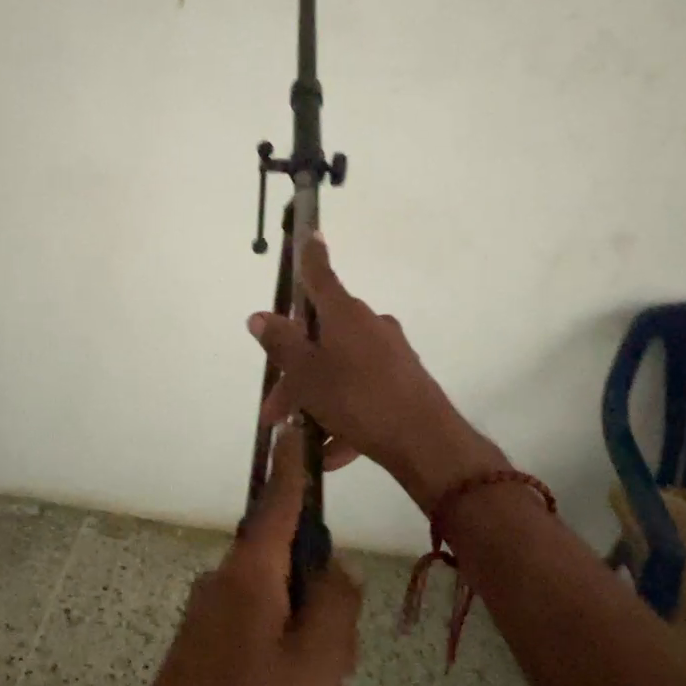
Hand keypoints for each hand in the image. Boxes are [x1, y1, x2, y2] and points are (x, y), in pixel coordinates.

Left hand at [68, 428, 361, 685]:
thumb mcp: (315, 661)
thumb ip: (337, 606)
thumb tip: (337, 573)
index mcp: (251, 575)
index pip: (279, 504)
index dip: (293, 467)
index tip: (293, 425)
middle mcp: (230, 589)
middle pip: (297, 578)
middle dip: (330, 624)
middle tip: (338, 673)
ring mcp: (216, 626)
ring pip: (289, 627)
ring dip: (317, 671)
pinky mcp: (210, 661)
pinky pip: (265, 656)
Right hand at [248, 234, 505, 509]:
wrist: (425, 441)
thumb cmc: (358, 399)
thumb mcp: (307, 374)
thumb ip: (281, 344)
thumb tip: (260, 315)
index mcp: (344, 314)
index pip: (320, 275)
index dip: (310, 256)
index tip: (310, 232)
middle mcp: (369, 326)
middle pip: (321, 339)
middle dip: (294, 375)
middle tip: (274, 412)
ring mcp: (389, 354)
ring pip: (339, 371)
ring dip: (316, 401)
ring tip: (304, 440)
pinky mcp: (403, 382)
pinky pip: (362, 395)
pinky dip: (344, 419)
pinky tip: (334, 453)